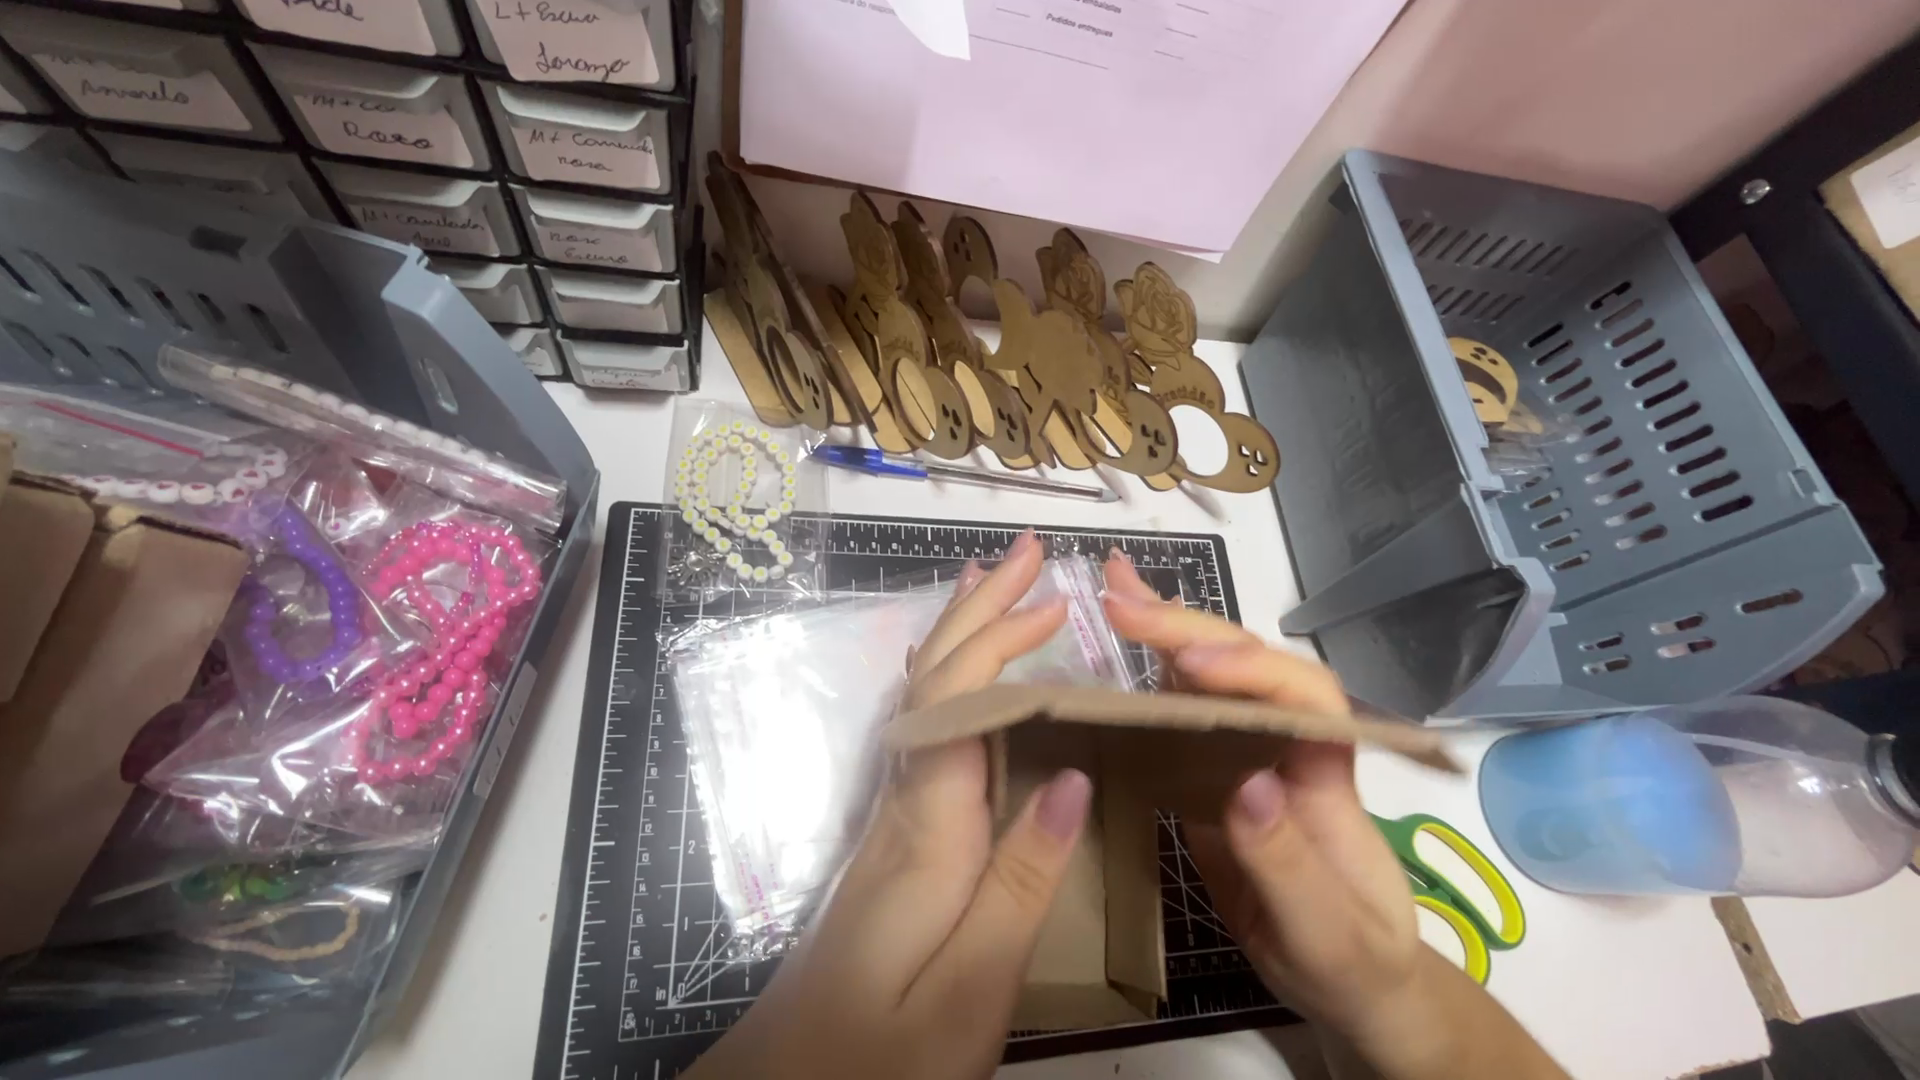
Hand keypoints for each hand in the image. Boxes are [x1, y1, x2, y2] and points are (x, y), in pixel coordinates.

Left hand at [688, 530, 1089, 1079]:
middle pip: (937, 678)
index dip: (1003, 637)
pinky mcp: (895, 836)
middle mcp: (906, 799)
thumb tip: (1071, 774)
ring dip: (963, 633)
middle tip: (1028, 554)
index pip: (962, 699)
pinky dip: (948, 681)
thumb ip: (1020, 881)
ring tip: (993, 586)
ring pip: (926, 696)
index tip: (1056, 596)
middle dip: (982, 608)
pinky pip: (925, 729)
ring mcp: (894, 814)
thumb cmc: (882, 1052)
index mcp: (930, 825)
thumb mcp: (971, 987)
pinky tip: (956, 677)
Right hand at [1104, 554, 1567, 1079]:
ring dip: (1165, 627)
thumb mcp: (1328, 934)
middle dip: (1187, 625)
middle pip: (1248, 662)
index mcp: (1329, 773)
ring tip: (1114, 588)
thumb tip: (1246, 783)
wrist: (1348, 982)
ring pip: (1212, 673)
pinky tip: (1119, 647)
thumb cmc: (1354, 959)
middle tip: (1118, 594)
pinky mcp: (1214, 770)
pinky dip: (1149, 671)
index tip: (1191, 659)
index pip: (1303, 694)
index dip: (1249, 666)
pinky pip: (1183, 708)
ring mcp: (1248, 752)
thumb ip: (1290, 863)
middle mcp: (1287, 743)